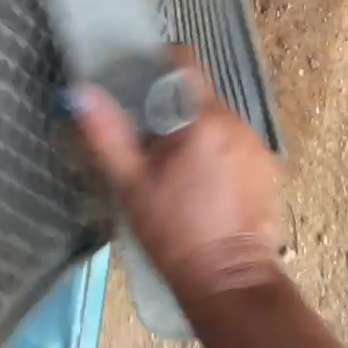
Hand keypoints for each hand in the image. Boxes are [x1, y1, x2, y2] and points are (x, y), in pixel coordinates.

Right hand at [65, 49, 281, 302]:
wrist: (231, 285)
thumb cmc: (175, 234)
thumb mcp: (130, 186)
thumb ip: (105, 133)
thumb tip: (79, 91)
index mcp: (201, 118)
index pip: (184, 61)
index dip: (161, 63)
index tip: (141, 82)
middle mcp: (235, 121)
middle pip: (198, 92)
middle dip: (174, 107)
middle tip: (151, 140)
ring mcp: (256, 143)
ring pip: (217, 117)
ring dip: (197, 129)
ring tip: (177, 165)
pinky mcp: (268, 165)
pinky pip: (236, 140)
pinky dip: (219, 149)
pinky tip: (205, 182)